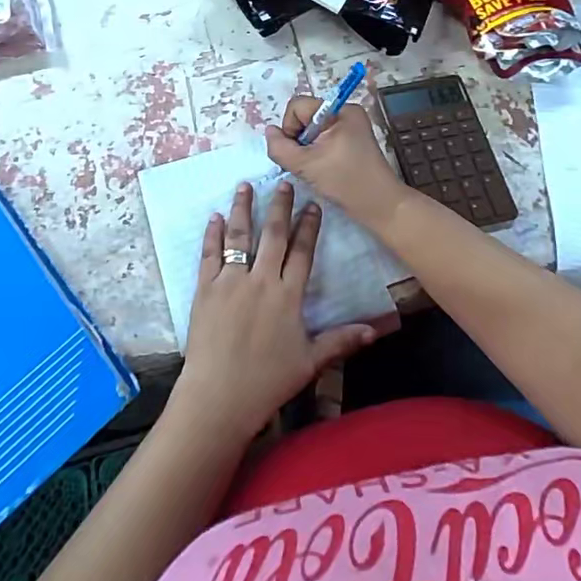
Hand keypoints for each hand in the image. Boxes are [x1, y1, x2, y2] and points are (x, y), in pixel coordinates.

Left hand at [172, 182, 373, 436]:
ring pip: (240, 238)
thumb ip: (341, 341)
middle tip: (283, 183)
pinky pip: (210, 255)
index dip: (309, 226)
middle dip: (280, 207)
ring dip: (243, 210)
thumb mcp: (310, 362)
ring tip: (244, 186)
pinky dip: (213, 234)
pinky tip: (215, 217)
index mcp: (288, 296)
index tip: (312, 205)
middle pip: (273, 235)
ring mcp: (230, 283)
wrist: (218, 396)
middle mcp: (261, 281)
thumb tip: (375, 330)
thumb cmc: (267, 381)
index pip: (302, 251)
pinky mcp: (205, 290)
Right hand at [266, 96, 408, 225]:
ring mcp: (352, 126)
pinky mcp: (353, 140)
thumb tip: (270, 131)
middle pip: (305, 116)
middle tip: (306, 163)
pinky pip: (324, 138)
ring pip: (313, 130)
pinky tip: (324, 169)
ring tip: (316, 168)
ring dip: (307, 148)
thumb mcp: (304, 165)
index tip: (297, 152)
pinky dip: (318, 152)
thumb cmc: (345, 181)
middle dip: (299, 140)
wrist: (380, 204)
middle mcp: (347, 112)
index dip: (290, 128)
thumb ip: (280, 147)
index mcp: (340, 110)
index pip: (298, 106)